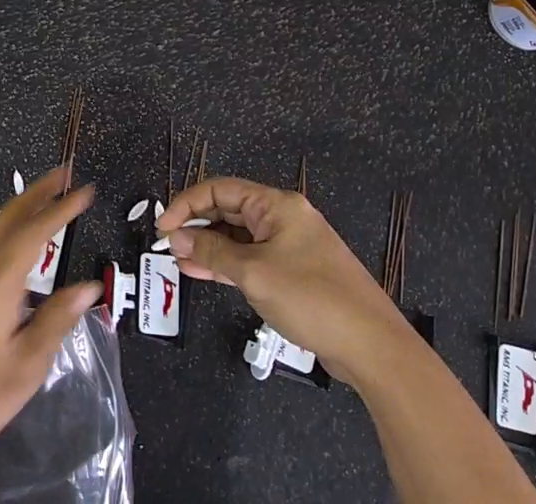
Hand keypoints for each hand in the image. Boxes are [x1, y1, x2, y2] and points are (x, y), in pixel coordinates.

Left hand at [0, 166, 100, 464]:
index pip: (35, 233)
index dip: (61, 209)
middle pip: (8, 219)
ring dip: (19, 208)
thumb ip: (56, 320)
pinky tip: (11, 241)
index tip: (85, 190)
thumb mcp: (27, 364)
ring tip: (43, 197)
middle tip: (64, 173)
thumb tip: (87, 287)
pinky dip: (4, 228)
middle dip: (36, 193)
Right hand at [156, 177, 411, 383]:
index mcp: (277, 206)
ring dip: (208, 246)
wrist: (372, 346)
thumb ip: (211, 250)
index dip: (186, 204)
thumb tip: (175, 235)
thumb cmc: (311, 298)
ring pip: (238, 236)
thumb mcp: (253, 272)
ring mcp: (290, 246)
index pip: (220, 189)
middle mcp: (283, 219)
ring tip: (179, 261)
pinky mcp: (294, 272)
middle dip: (196, 225)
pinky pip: (251, 258)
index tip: (163, 226)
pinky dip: (226, 263)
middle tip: (168, 245)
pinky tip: (203, 272)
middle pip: (228, 210)